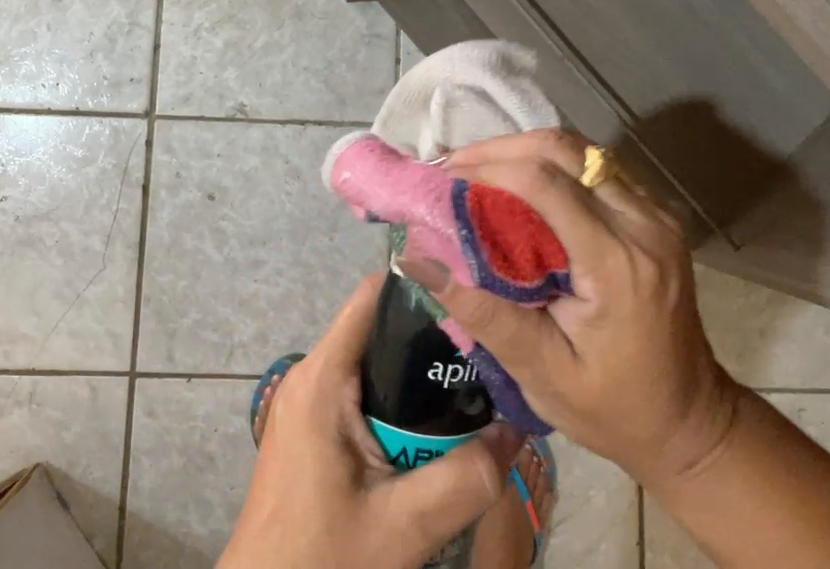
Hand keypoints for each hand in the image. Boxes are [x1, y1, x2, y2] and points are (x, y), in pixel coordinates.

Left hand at [220, 274, 522, 568]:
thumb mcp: (403, 525)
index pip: (372, 297)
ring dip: (423, 378)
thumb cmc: (321, 557)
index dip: (423, 287)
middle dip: (436, 338)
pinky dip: (404, 404)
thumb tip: (519, 430)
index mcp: (323, 379)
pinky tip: (442, 428)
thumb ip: (466, 478)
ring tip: (480, 386)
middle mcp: (312, 376)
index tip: (476, 293)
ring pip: (377, 366)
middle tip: (494, 352)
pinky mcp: (315, 429)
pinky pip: (366, 396)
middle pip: (380, 330)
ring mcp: (310, 403)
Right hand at [398, 129, 742, 489]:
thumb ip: (480, 310)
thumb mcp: (540, 372)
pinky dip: (552, 166)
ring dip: (524, 152)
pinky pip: (598, 169)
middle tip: (451, 170)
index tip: (442, 179)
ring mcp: (656, 215)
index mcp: (618, 265)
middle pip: (565, 150)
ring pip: (582, 151)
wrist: (691, 421)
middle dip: (500, 149)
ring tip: (476, 174)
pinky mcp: (656, 216)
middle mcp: (644, 225)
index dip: (488, 168)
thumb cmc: (613, 408)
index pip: (546, 183)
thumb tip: (413, 257)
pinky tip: (518, 187)